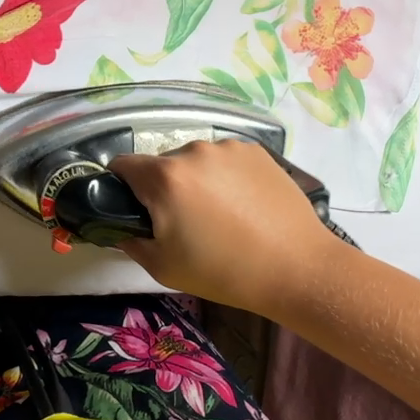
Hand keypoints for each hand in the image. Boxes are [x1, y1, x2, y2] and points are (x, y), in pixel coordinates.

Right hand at [109, 140, 341, 317]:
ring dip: (196, 179)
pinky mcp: (254, 150)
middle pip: (161, 163)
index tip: (135, 208)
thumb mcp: (164, 267)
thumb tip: (121, 230)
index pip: (123, 164)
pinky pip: (224, 158)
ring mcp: (226, 147)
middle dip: (164, 186)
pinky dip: (225, 175)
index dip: (121, 185)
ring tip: (221, 213)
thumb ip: (132, 243)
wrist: (298, 270)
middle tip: (184, 221)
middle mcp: (191, 151)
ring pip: (194, 160)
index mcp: (164, 177)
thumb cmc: (225, 272)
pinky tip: (244, 204)